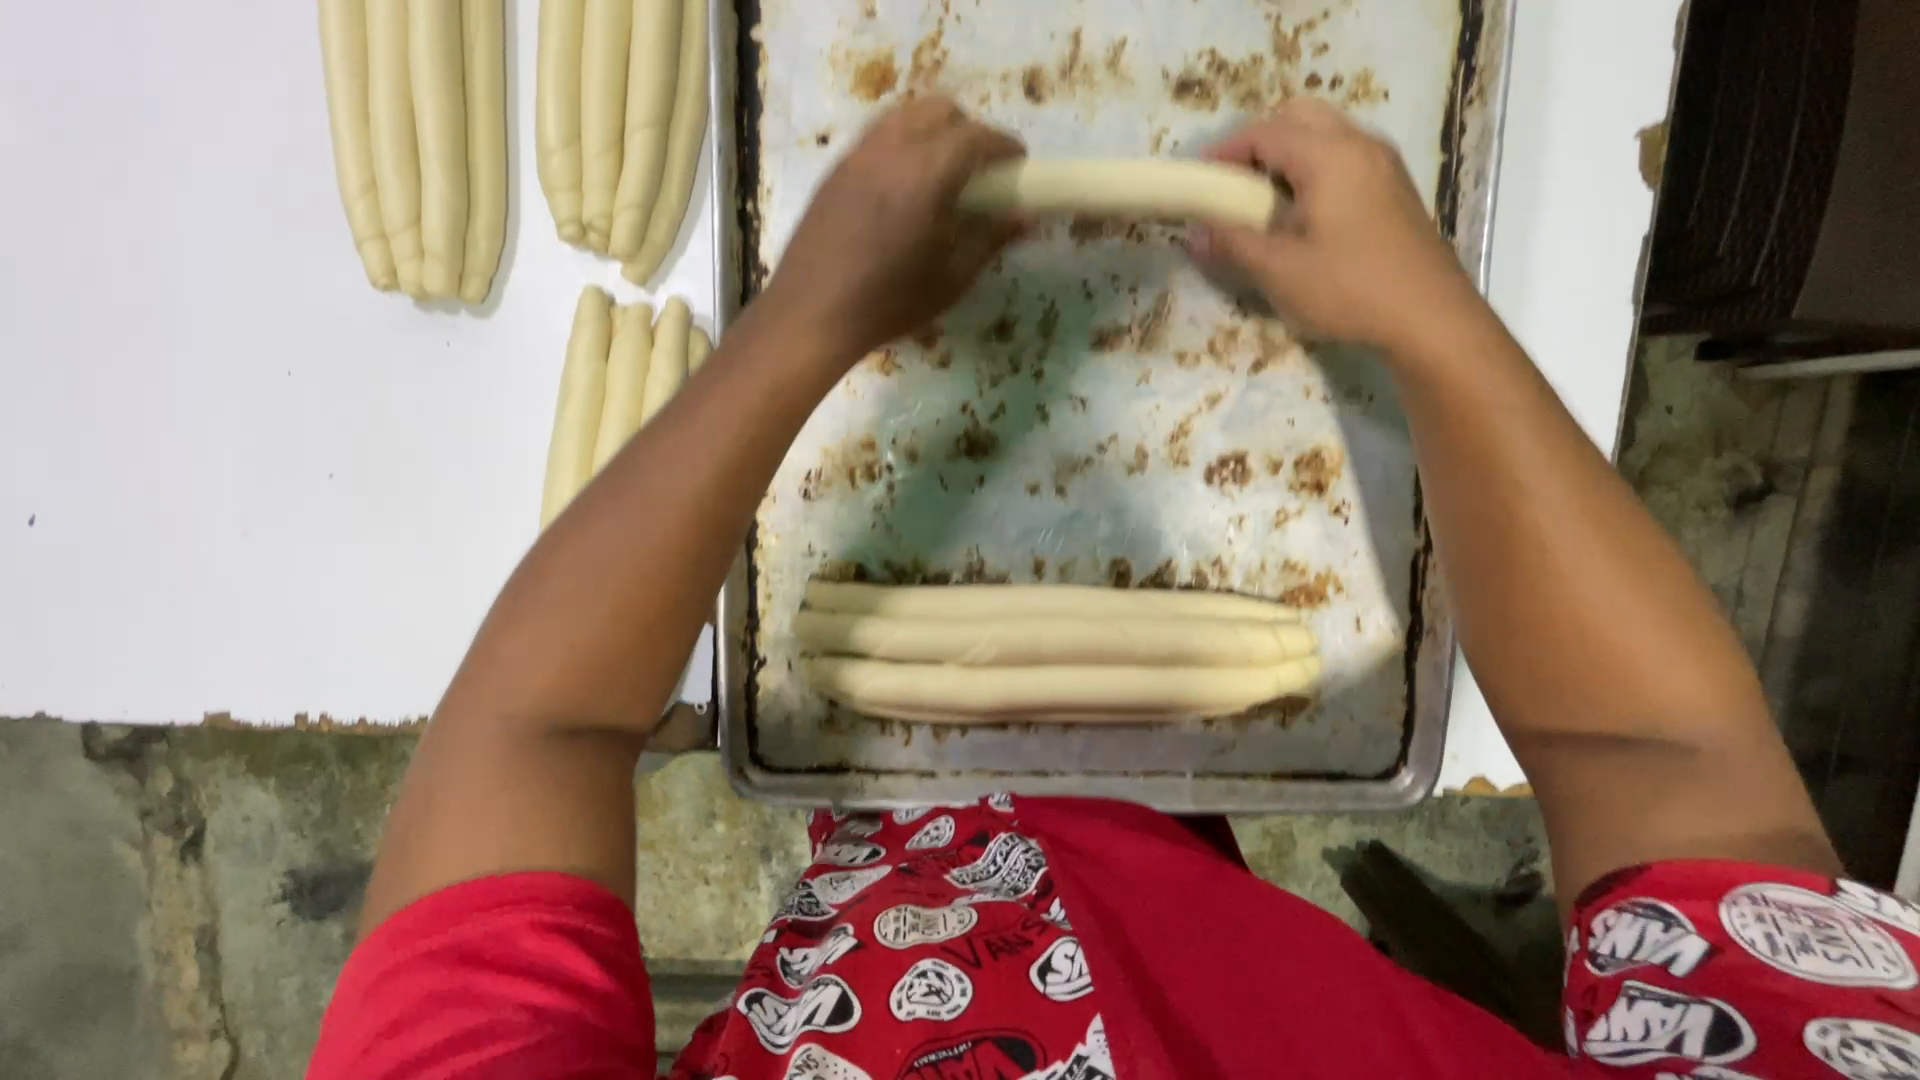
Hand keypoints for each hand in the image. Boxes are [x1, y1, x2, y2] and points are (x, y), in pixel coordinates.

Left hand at [759, 97, 1026, 361]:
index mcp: (926, 174)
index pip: (977, 138)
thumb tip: (1026, 217)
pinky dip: (903, 144)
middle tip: (980, 172)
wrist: (811, 314)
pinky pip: (878, 136)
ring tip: (942, 175)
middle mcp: (892, 149)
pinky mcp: (836, 169)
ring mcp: (858, 155)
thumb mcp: (951, 279)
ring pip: (906, 115)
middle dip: (969, 131)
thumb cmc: (888, 304)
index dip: (1004, 147)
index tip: (1019, 166)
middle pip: (941, 111)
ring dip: (933, 132)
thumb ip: (990, 239)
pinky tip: (904, 187)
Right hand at [1191, 100, 1483, 355]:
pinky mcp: (1393, 190)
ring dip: (1286, 157)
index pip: (1265, 131)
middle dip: (1258, 143)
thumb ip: (1232, 244)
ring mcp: (1382, 165)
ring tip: (1261, 203)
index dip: (1225, 151)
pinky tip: (1299, 217)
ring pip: (1324, 136)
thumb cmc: (1348, 288)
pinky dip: (1312, 171)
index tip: (1198, 180)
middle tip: (1232, 184)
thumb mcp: (1278, 270)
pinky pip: (1344, 159)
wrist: (1428, 316)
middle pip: (1299, 117)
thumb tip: (1193, 234)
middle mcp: (1360, 145)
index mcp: (1329, 155)